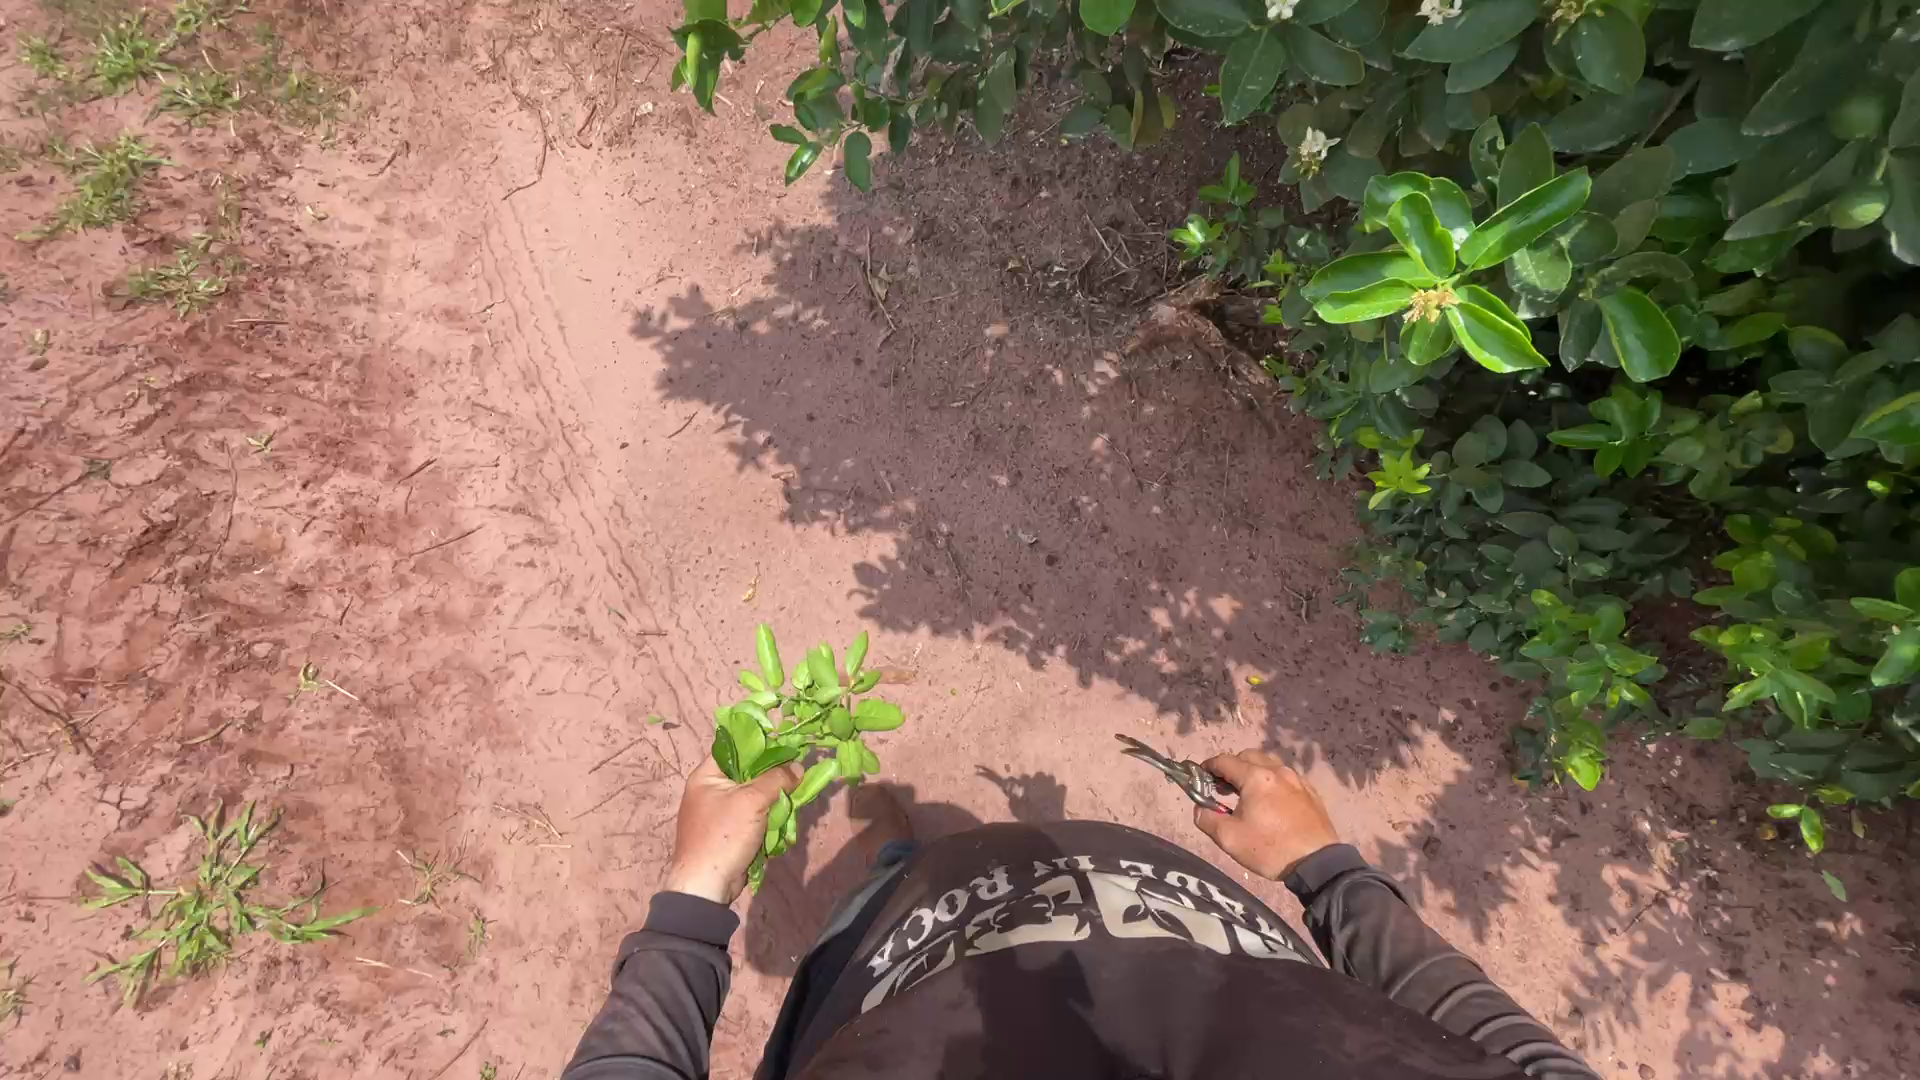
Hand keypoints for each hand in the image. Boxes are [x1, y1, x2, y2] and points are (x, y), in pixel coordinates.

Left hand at [660, 756, 799, 904]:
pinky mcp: (730, 830)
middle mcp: (711, 789)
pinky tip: (786, 813)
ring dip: (774, 795)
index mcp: (706, 775)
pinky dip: (769, 813)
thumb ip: (777, 778)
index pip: (735, 747)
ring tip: (795, 793)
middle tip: (796, 771)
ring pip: (754, 793)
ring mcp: (720, 811)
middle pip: (748, 770)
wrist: (706, 886)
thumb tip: (799, 766)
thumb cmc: (724, 835)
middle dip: (773, 773)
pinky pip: (754, 813)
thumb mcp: (752, 800)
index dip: (761, 743)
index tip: (787, 744)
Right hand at [1192, 749, 1340, 879]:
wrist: (1318, 865)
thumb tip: (1199, 809)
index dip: (1208, 767)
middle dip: (1231, 767)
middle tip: (1223, 786)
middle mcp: (1276, 771)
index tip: (1201, 777)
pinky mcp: (1311, 792)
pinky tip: (1271, 801)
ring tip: (1248, 793)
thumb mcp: (1229, 838)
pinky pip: (1285, 777)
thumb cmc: (1270, 848)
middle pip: (1247, 756)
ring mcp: (1297, 780)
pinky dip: (1272, 781)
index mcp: (1255, 777)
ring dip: (1253, 772)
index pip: (1224, 761)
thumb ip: (1206, 819)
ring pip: (1268, 764)